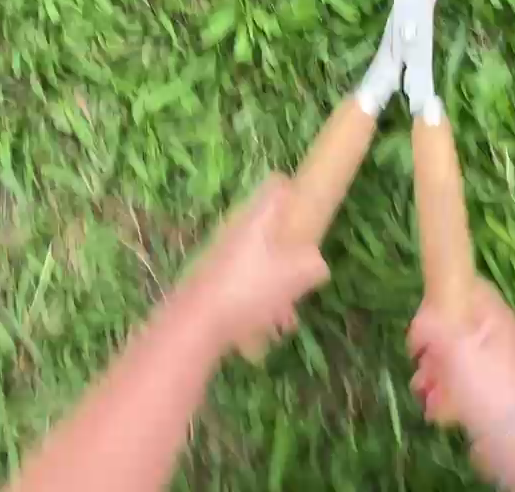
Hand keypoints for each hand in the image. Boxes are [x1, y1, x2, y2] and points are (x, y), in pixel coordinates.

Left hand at [176, 176, 329, 352]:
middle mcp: (238, 225)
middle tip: (303, 279)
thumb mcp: (297, 275)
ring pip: (260, 258)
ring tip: (287, 319)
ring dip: (277, 284)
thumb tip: (316, 262)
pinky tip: (265, 330)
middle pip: (272, 226)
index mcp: (258, 215)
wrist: (197, 319)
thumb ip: (314, 264)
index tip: (309, 217)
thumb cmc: (251, 288)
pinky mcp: (214, 274)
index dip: (296, 194)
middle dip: (291, 254)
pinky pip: (245, 279)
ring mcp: (224, 249)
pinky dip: (259, 299)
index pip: (278, 184)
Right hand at [408, 283, 514, 480]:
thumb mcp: (455, 345)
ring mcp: (494, 366)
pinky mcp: (491, 394)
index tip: (421, 320)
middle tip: (418, 361)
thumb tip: (422, 321)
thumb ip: (433, 324)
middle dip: (430, 343)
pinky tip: (436, 409)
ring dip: (433, 371)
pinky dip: (445, 392)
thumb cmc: (488, 386)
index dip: (437, 297)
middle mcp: (494, 335)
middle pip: (453, 324)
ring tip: (423, 390)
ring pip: (454, 356)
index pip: (463, 287)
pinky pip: (461, 383)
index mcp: (492, 315)